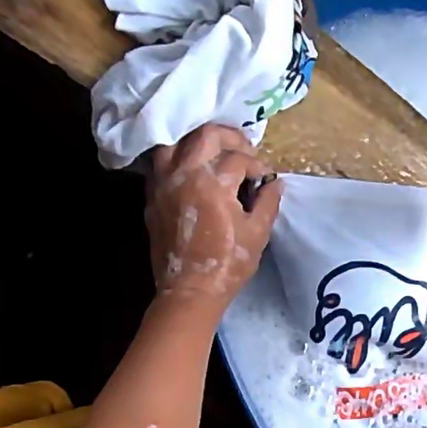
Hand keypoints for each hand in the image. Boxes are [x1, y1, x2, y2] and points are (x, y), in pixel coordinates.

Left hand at [144, 124, 282, 311]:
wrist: (189, 291)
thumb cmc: (228, 264)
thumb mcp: (258, 233)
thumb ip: (268, 202)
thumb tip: (274, 183)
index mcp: (213, 183)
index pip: (238, 158)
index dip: (257, 165)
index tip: (264, 178)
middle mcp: (184, 174)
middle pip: (205, 135)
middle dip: (230, 138)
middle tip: (244, 151)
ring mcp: (163, 184)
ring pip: (175, 143)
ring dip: (197, 143)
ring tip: (214, 154)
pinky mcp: (152, 197)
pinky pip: (161, 165)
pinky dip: (178, 160)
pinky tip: (193, 172)